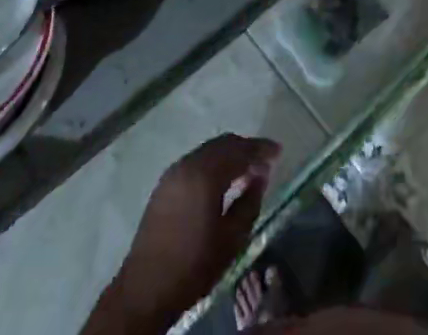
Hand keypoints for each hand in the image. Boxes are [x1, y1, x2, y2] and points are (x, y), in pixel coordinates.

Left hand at [98, 134, 280, 334]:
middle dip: (245, 148)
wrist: (149, 282)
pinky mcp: (165, 182)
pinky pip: (195, 160)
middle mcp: (187, 164)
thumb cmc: (196, 263)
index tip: (278, 151)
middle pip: (221, 144)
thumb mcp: (232, 238)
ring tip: (248, 171)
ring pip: (207, 150)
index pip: (238, 150)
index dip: (259, 148)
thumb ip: (249, 202)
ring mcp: (173, 171)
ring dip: (228, 155)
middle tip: (266, 161)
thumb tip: (260, 175)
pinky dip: (213, 162)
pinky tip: (224, 180)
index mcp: (205, 174)